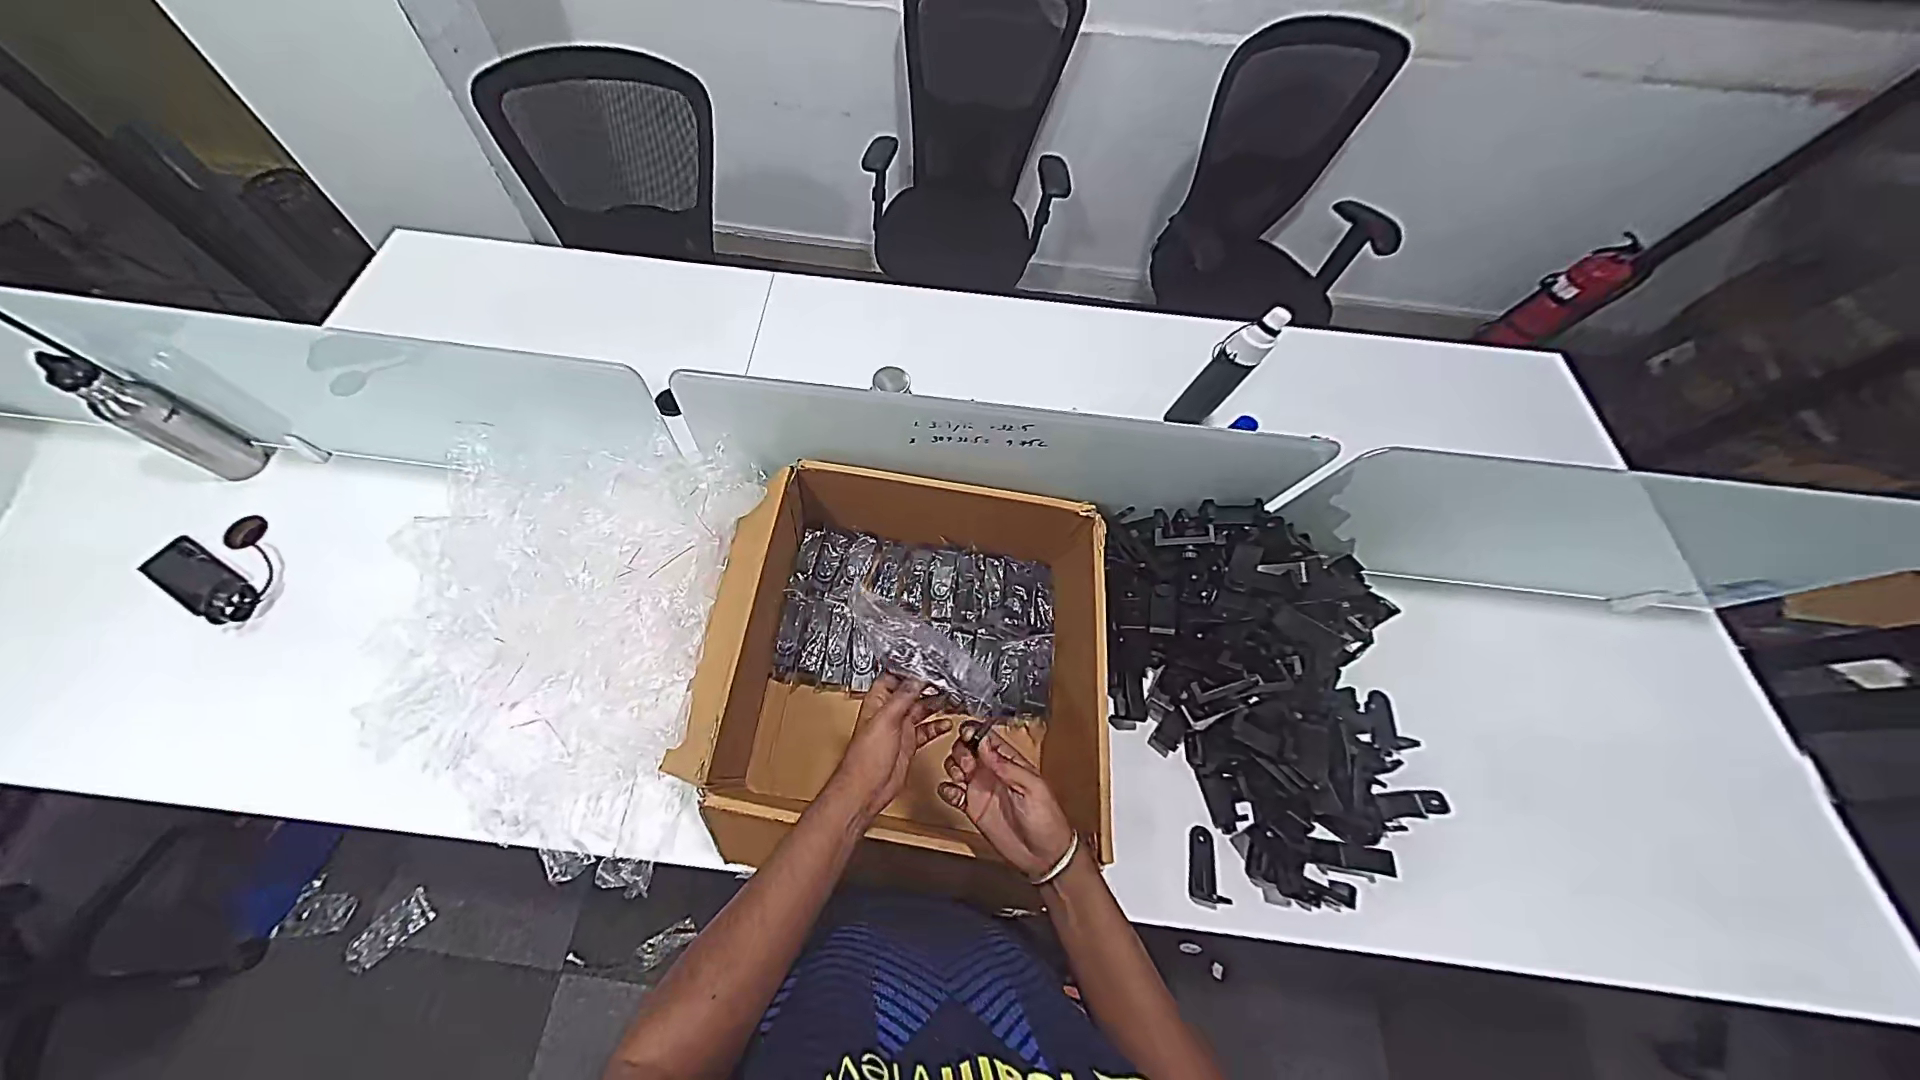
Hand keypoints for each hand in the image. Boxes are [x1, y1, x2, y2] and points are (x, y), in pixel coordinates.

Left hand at [825, 675, 953, 822]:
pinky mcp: (908, 743)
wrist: (866, 790)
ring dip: (936, 704)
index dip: (911, 669)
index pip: (895, 676)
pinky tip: (947, 724)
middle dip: (928, 685)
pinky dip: (937, 726)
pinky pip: (926, 730)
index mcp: (878, 701)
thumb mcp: (886, 720)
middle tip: (946, 680)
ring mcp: (899, 727)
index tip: (928, 665)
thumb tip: (916, 679)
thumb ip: (902, 698)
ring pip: (921, 709)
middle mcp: (889, 712)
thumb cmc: (865, 758)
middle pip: (911, 691)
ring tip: (952, 698)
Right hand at [938, 722, 1075, 880]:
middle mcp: (993, 772)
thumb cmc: (1047, 819)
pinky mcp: (972, 808)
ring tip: (960, 776)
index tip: (966, 733)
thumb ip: (1008, 766)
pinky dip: (947, 790)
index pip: (988, 738)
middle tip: (967, 762)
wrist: (1044, 856)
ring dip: (952, 766)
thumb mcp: (1033, 788)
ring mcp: (981, 789)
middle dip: (961, 749)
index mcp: (1010, 762)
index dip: (975, 732)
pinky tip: (955, 794)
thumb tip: (985, 744)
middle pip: (968, 749)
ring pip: (956, 767)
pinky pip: (952, 793)